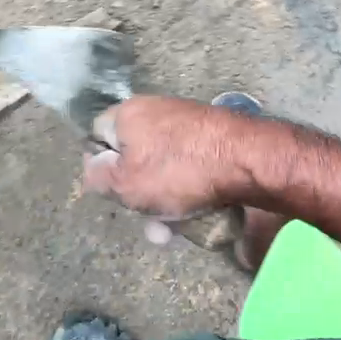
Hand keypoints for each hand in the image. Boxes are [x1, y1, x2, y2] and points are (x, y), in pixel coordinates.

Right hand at [81, 96, 258, 219]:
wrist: (247, 159)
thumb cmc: (178, 170)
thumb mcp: (124, 181)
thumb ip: (98, 175)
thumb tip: (93, 164)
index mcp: (129, 112)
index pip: (97, 135)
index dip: (100, 165)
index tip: (113, 190)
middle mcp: (156, 112)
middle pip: (132, 158)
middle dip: (139, 196)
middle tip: (150, 221)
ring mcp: (185, 125)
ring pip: (161, 172)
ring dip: (165, 203)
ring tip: (176, 228)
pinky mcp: (209, 138)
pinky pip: (187, 171)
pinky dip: (188, 194)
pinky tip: (197, 215)